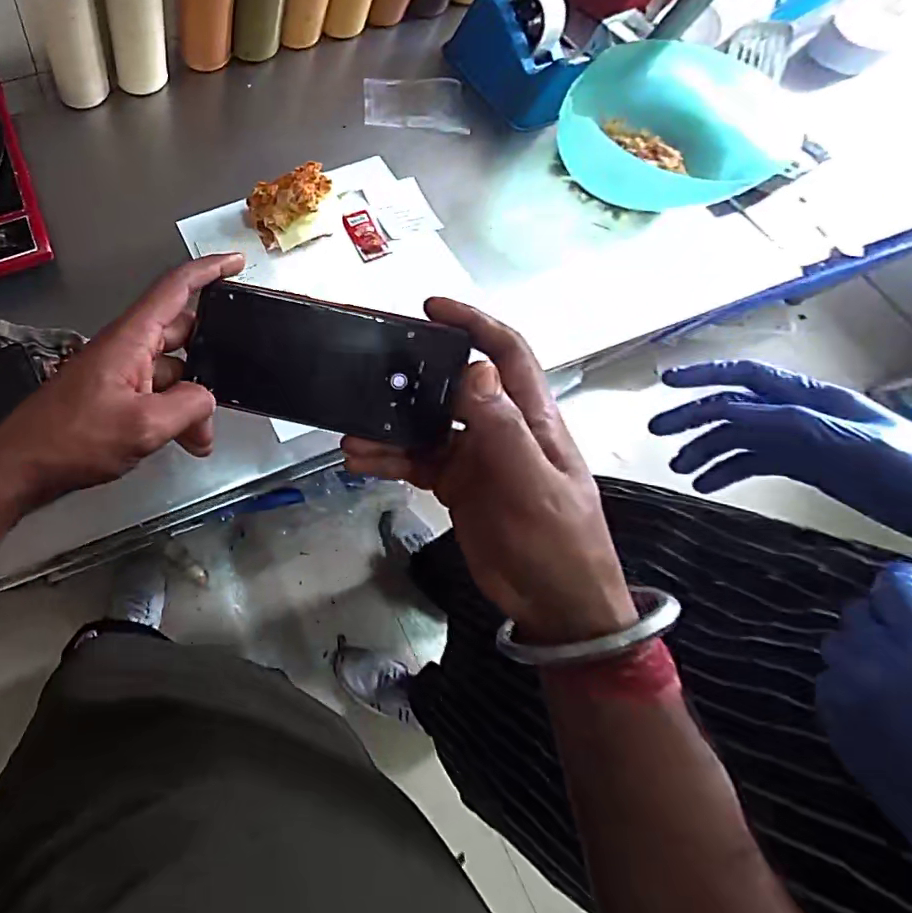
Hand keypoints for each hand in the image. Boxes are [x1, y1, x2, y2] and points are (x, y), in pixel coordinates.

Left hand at [0, 253, 243, 510]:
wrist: (24, 465)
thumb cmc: (70, 439)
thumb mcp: (143, 426)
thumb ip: (188, 408)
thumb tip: (206, 400)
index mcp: (130, 339)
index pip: (175, 289)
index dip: (209, 270)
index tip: (234, 263)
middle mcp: (125, 348)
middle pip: (181, 335)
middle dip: (210, 360)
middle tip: (232, 383)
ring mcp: (118, 372)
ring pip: (171, 372)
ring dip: (191, 400)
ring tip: (200, 434)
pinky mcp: (112, 395)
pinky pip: (155, 392)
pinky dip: (173, 413)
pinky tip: (181, 438)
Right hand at [342, 299, 636, 643]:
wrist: (555, 604)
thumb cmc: (559, 543)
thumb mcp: (533, 486)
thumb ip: (503, 430)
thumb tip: (475, 371)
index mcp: (529, 419)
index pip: (505, 355)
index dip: (474, 324)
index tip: (434, 308)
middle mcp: (499, 429)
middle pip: (452, 387)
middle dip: (413, 377)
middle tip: (371, 373)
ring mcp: (475, 457)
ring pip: (424, 427)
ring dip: (389, 429)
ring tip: (352, 436)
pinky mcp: (455, 483)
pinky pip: (415, 461)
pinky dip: (387, 460)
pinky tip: (361, 463)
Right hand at [649, 360, 911, 570]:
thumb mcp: (855, 446)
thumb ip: (791, 424)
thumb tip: (727, 412)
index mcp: (815, 401)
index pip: (747, 377)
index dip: (704, 375)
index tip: (665, 383)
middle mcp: (802, 415)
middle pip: (733, 408)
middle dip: (691, 418)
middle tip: (656, 433)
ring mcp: (803, 441)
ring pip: (737, 437)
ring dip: (703, 449)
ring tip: (679, 469)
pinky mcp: (807, 466)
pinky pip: (752, 462)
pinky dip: (725, 470)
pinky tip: (706, 485)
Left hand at [817, 563, 911, 912]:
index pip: (892, 594)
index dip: (908, 579)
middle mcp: (873, 681)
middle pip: (857, 618)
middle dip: (891, 611)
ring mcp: (852, 718)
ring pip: (837, 651)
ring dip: (871, 644)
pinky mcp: (848, 753)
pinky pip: (829, 690)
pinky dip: (854, 677)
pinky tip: (905, 700)